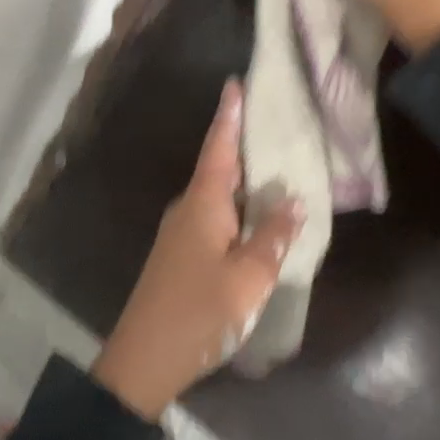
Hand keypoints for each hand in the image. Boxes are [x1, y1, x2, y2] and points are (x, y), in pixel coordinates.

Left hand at [91, 82, 304, 418]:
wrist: (146, 356)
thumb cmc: (201, 311)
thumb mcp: (248, 277)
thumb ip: (272, 237)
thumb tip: (293, 201)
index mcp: (202, 203)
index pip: (219, 148)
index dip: (229, 116)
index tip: (235, 84)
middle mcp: (187, 209)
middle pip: (218, 168)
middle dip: (242, 145)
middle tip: (273, 124)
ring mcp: (180, 232)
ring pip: (216, 196)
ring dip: (242, 181)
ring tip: (275, 169)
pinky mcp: (180, 255)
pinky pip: (213, 218)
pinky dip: (236, 210)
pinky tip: (255, 219)